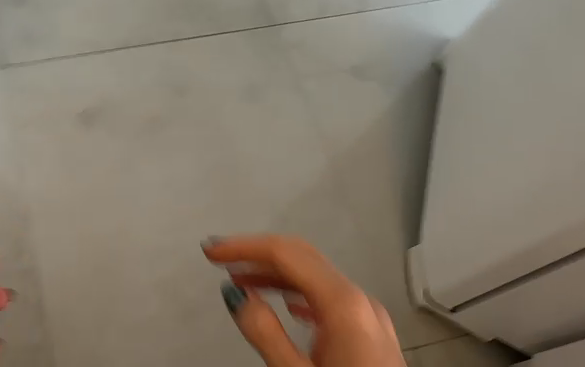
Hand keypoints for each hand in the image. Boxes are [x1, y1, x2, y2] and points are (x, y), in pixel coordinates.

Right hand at [204, 235, 406, 366]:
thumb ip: (265, 332)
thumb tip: (235, 292)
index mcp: (343, 303)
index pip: (285, 253)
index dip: (244, 246)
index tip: (210, 251)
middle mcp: (361, 300)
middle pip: (302, 258)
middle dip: (258, 255)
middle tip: (220, 260)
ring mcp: (371, 318)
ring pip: (316, 278)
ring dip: (277, 275)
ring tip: (241, 282)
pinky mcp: (374, 337)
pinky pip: (330, 300)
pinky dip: (300, 294)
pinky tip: (284, 305)